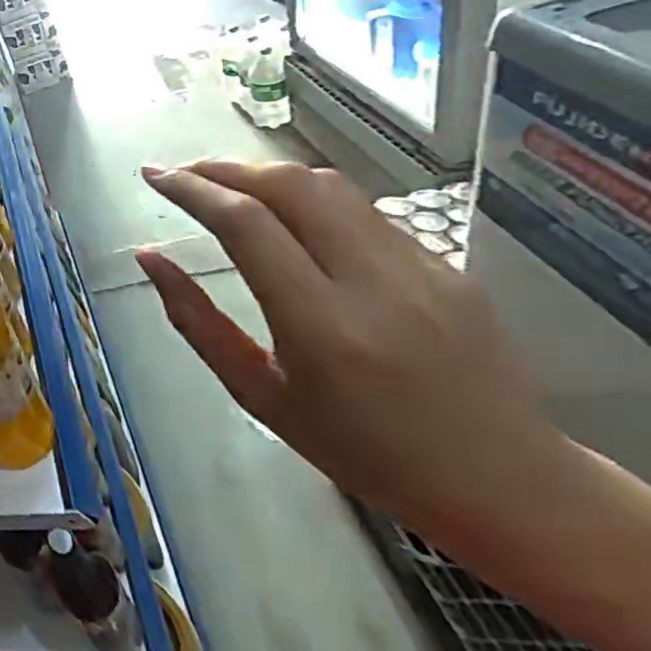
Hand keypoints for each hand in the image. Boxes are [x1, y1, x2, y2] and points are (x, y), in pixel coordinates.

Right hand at [135, 160, 560, 529]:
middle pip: (293, 187)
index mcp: (322, 325)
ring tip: (224, 186)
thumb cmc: (357, 449)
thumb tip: (149, 257)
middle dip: (226, 168)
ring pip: (333, 189)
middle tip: (181, 173)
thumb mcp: (255, 392)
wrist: (502, 483)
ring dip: (266, 176)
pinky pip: (364, 215)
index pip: (248, 224)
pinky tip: (286, 220)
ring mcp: (424, 272)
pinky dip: (309, 202)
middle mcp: (378, 285)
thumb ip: (196, 320)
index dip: (192, 189)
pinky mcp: (449, 269)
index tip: (153, 175)